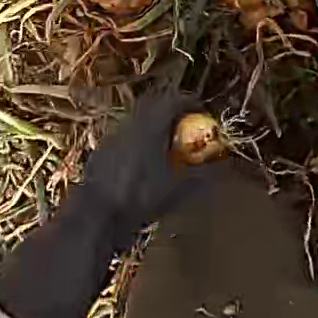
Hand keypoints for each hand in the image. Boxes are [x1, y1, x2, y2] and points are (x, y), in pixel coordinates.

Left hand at [74, 88, 204, 245]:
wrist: (95, 215)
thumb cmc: (138, 199)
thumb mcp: (175, 190)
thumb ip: (200, 176)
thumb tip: (222, 169)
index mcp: (151, 126)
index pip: (173, 101)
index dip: (189, 102)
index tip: (201, 110)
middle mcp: (131, 124)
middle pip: (153, 105)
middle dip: (170, 110)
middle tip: (184, 123)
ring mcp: (113, 135)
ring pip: (137, 119)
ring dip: (153, 124)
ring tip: (164, 143)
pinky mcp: (101, 150)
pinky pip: (125, 135)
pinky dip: (138, 139)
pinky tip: (141, 160)